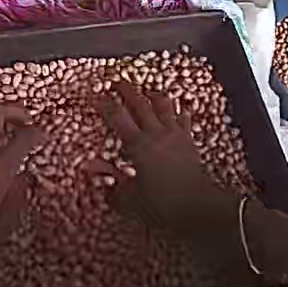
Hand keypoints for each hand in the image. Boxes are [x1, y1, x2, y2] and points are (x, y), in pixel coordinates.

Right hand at [98, 82, 236, 233]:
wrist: (198, 205)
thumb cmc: (162, 204)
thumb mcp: (130, 198)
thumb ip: (110, 182)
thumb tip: (89, 168)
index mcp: (138, 145)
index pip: (117, 117)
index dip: (105, 104)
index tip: (95, 95)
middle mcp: (156, 133)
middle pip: (140, 103)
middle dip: (127, 90)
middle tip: (116, 81)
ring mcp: (175, 134)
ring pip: (164, 105)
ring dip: (153, 94)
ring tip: (146, 90)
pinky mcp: (189, 140)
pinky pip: (183, 118)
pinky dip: (178, 110)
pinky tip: (178, 108)